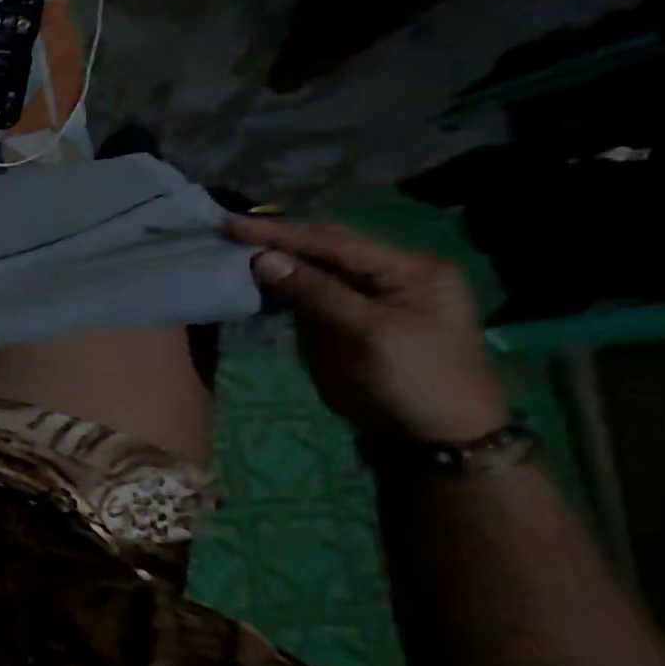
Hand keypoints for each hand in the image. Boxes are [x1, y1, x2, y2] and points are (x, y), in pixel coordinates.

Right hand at [225, 218, 508, 444]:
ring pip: (315, 271)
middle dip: (280, 239)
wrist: (434, 441)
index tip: (234, 224)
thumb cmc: (414, 380)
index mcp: (410, 268)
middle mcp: (389, 275)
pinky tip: (257, 282)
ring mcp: (367, 300)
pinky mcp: (347, 324)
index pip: (335, 242)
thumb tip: (262, 259)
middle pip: (326, 249)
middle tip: (230, 230)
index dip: (283, 233)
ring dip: (277, 262)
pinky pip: (310, 297)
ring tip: (235, 250)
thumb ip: (317, 292)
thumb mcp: (369, 332)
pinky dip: (282, 289)